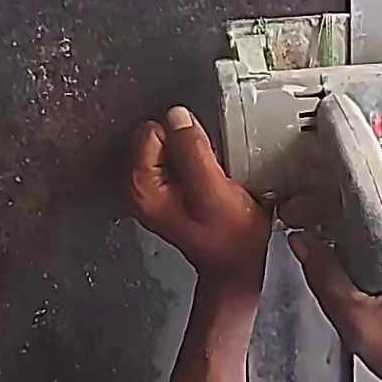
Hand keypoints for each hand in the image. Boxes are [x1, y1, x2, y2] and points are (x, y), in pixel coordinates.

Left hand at [129, 107, 270, 289]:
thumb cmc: (229, 238)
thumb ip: (193, 151)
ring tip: (215, 180)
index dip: (184, 140)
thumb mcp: (213, 191)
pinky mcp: (176, 190)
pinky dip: (204, 164)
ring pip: (176, 146)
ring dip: (200, 155)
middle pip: (162, 136)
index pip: (153, 132)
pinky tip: (216, 184)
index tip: (204, 162)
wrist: (238, 265)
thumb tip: (177, 115)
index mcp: (142, 187)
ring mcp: (159, 189)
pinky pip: (187, 159)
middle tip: (211, 175)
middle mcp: (143, 187)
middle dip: (190, 146)